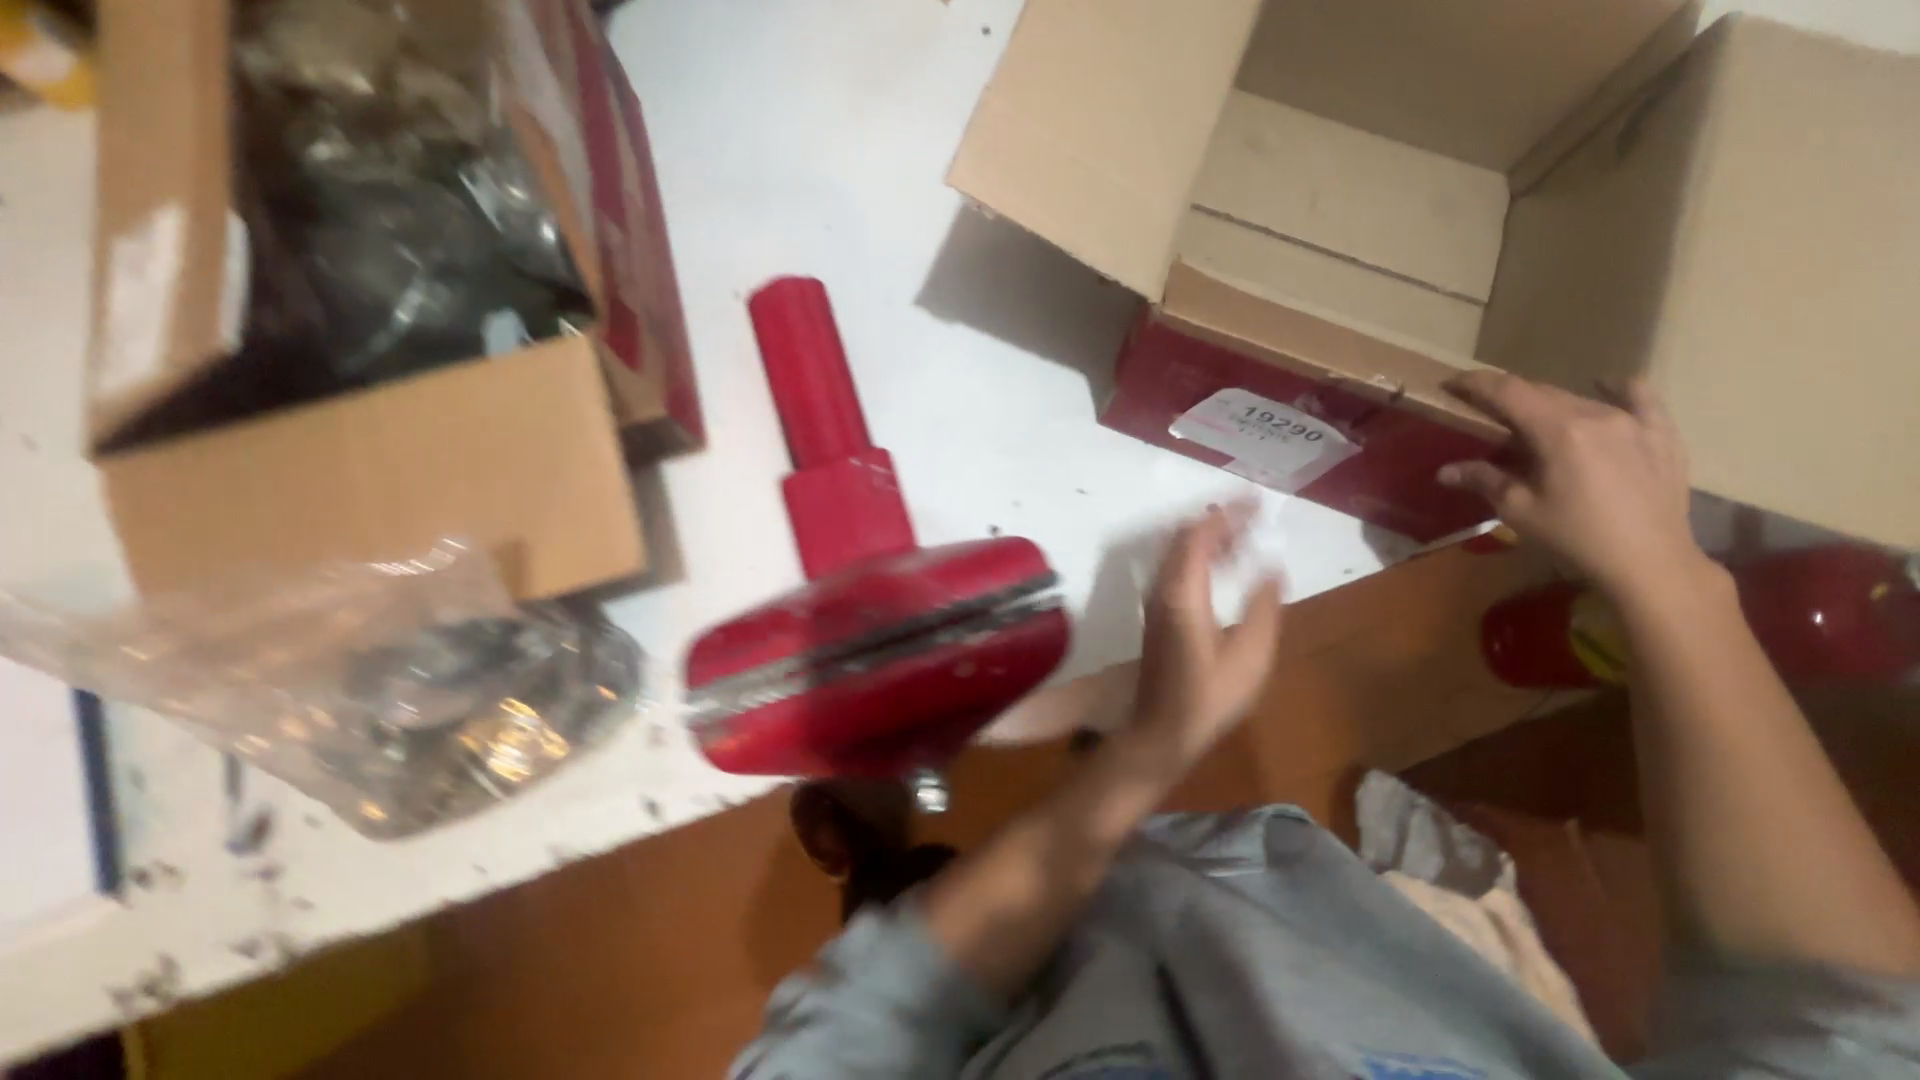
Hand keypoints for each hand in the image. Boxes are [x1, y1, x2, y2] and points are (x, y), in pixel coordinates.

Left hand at [1129, 502, 1284, 761]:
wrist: (1161, 732)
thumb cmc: (1208, 698)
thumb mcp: (1250, 656)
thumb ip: (1263, 606)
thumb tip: (1273, 566)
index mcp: (1182, 593)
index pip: (1200, 534)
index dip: (1227, 513)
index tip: (1257, 501)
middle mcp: (1161, 589)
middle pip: (1185, 537)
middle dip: (1220, 519)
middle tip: (1255, 514)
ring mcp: (1155, 602)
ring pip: (1179, 552)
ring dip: (1210, 538)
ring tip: (1247, 535)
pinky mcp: (1156, 615)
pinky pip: (1177, 569)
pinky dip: (1201, 556)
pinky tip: (1227, 567)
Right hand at [1438, 370, 1712, 603]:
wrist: (1649, 561)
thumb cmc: (1576, 537)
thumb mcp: (1520, 511)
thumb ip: (1484, 480)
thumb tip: (1447, 471)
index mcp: (1557, 430)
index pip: (1508, 391)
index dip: (1476, 383)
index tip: (1452, 384)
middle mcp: (1596, 414)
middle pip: (1542, 391)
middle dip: (1509, 397)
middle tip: (1486, 413)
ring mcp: (1633, 421)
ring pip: (1580, 397)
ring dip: (1549, 405)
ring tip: (1535, 422)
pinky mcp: (1660, 434)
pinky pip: (1639, 397)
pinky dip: (1616, 390)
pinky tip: (1606, 388)